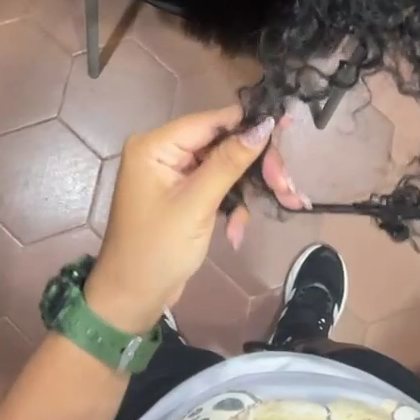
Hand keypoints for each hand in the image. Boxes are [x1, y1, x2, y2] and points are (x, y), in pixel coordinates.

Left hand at [85, 106, 276, 334]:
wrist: (132, 298)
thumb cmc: (157, 249)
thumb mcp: (197, 204)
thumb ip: (230, 162)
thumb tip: (264, 125)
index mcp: (155, 145)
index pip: (210, 122)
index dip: (249, 125)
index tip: (288, 131)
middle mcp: (161, 151)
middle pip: (221, 143)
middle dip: (254, 167)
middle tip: (285, 188)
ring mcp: (171, 174)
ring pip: (224, 166)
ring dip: (247, 190)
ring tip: (278, 206)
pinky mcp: (181, 194)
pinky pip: (216, 186)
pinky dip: (231, 205)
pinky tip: (235, 232)